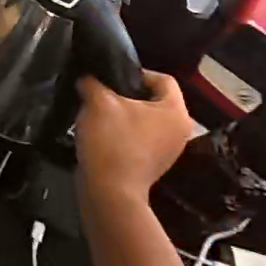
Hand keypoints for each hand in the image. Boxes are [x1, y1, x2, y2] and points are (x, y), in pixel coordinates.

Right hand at [75, 70, 200, 205]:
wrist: (109, 193)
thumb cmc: (112, 141)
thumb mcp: (98, 102)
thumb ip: (92, 81)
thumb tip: (87, 78)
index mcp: (175, 112)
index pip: (163, 79)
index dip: (136, 73)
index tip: (112, 78)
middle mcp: (179, 130)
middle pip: (153, 99)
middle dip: (126, 94)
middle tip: (103, 93)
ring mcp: (167, 150)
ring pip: (144, 119)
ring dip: (122, 114)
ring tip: (99, 113)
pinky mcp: (153, 164)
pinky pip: (139, 137)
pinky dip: (123, 132)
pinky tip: (102, 133)